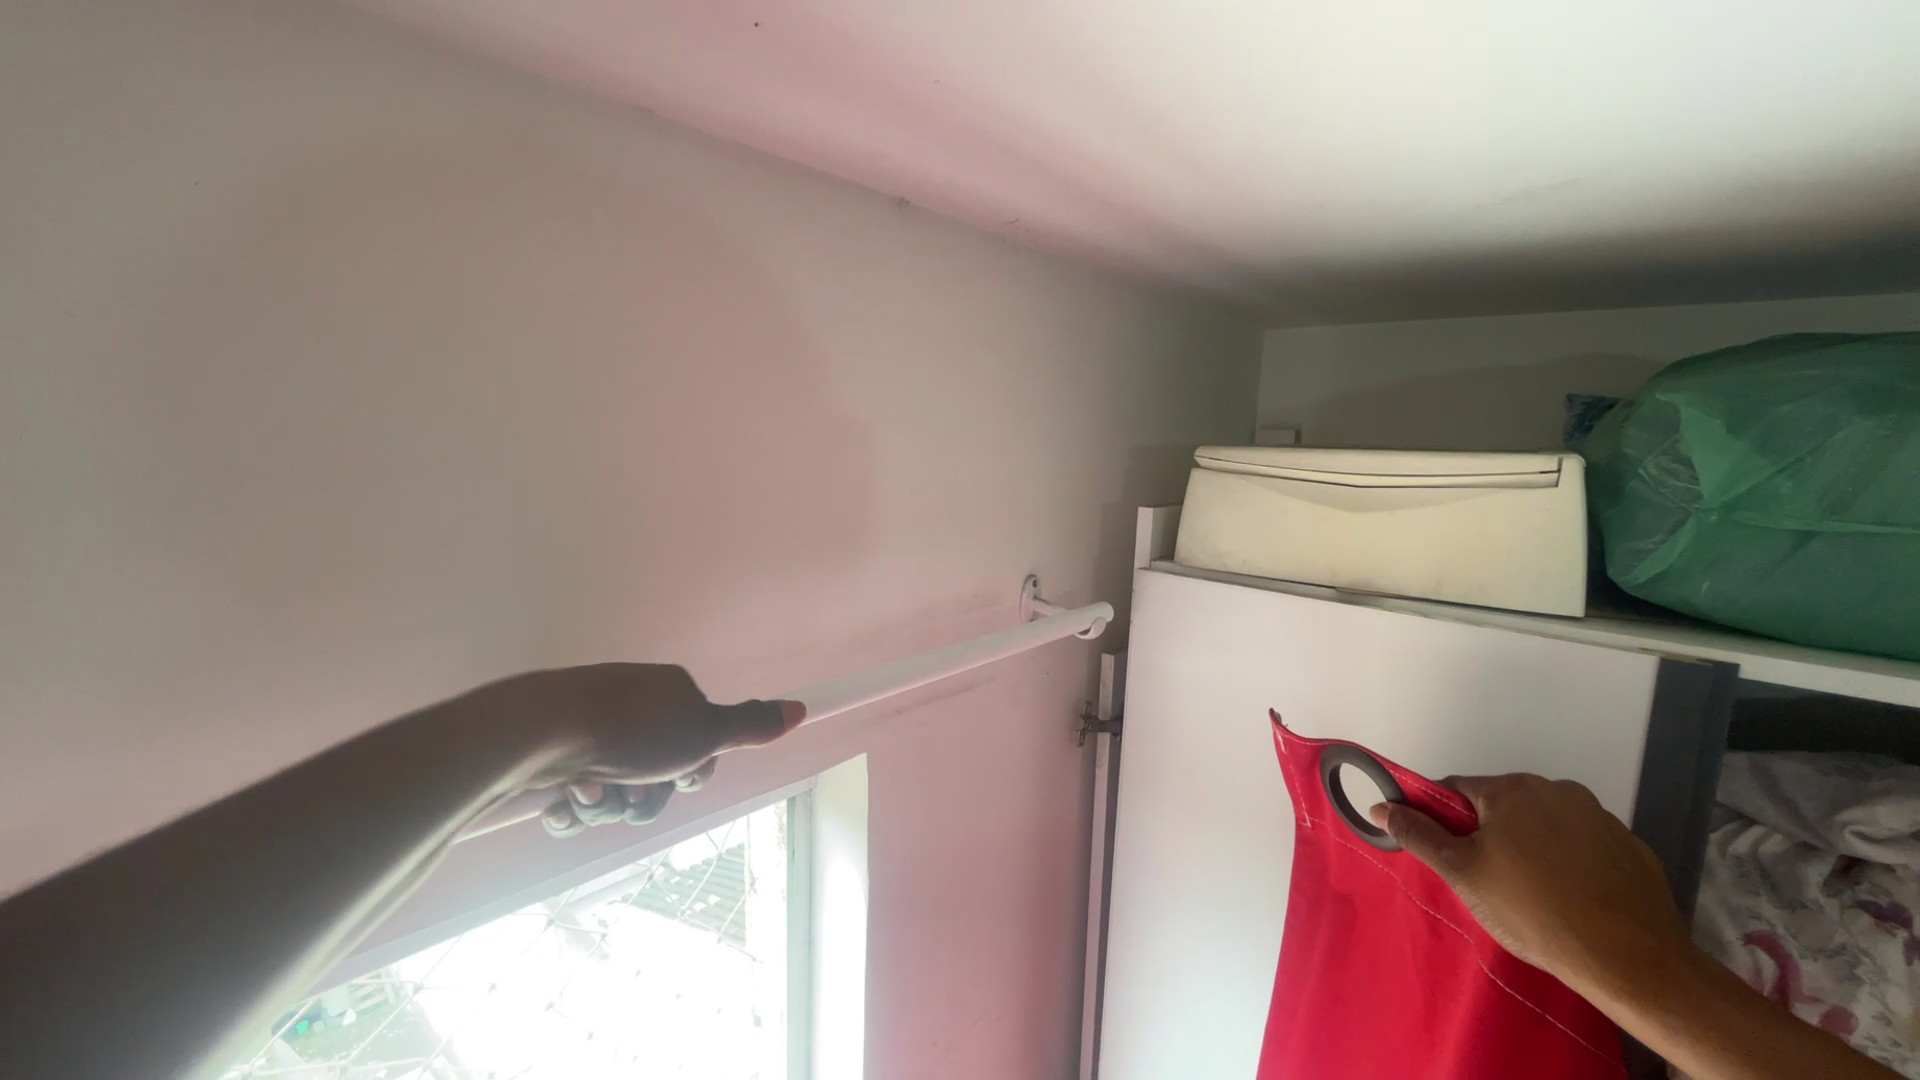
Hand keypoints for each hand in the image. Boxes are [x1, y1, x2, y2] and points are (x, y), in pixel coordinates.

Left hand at [482, 664, 802, 836]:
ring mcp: (590, 730)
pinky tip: (566, 802)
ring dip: (608, 805)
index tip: (679, 776)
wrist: (540, 730)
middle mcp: (633, 707)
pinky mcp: (551, 753)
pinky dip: (573, 807)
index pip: (696, 743)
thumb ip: (750, 725)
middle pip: (656, 773)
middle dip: (645, 797)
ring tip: (591, 795)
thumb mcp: (704, 731)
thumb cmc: (632, 731)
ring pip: (615, 789)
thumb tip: (800, 709)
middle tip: (632, 795)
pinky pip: (573, 794)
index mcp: (670, 693)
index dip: (690, 772)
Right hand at [1368, 774, 1688, 994]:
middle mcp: (1558, 790)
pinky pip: (1582, 846)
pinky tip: (1571, 898)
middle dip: (1488, 835)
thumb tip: (1382, 806)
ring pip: (1543, 825)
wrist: (1634, 964)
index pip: (1456, 791)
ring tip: (1533, 894)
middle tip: (1487, 880)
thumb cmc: (1534, 911)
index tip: (1448, 856)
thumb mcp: (1462, 873)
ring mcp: (1602, 818)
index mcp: (1513, 789)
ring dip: (1529, 847)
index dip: (1443, 821)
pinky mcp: (1632, 849)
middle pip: (1501, 806)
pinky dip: (1569, 863)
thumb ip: (1418, 834)